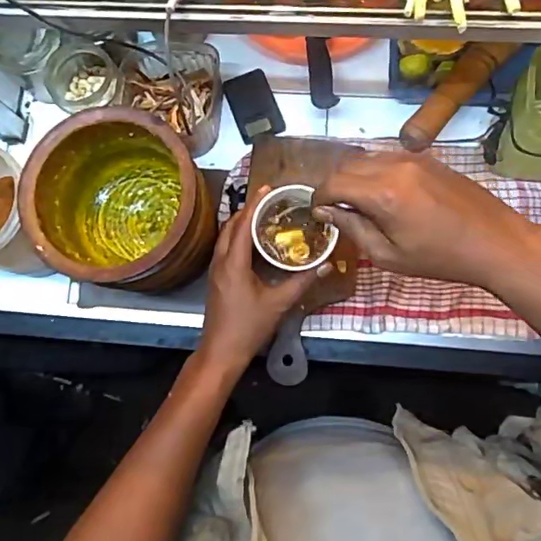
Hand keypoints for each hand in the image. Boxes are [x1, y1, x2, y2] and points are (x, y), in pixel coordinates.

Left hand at [195, 191, 322, 368]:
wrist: (221, 352)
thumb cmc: (248, 327)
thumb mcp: (279, 303)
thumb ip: (302, 282)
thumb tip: (324, 265)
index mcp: (233, 262)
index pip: (243, 224)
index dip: (255, 204)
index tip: (268, 189)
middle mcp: (220, 261)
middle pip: (231, 225)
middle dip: (248, 209)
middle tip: (270, 200)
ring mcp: (216, 270)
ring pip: (226, 236)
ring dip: (242, 222)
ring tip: (264, 215)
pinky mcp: (217, 278)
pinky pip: (227, 248)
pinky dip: (239, 237)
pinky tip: (256, 242)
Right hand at [314, 150, 540, 289]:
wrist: (495, 242)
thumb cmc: (441, 258)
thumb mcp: (390, 255)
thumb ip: (354, 229)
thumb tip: (328, 212)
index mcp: (383, 193)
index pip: (333, 183)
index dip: (318, 198)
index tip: (317, 213)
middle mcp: (394, 166)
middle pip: (346, 165)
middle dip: (334, 186)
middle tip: (335, 210)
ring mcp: (413, 158)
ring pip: (367, 158)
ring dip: (354, 176)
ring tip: (359, 203)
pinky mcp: (428, 158)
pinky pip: (388, 158)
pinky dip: (375, 171)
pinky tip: (384, 195)